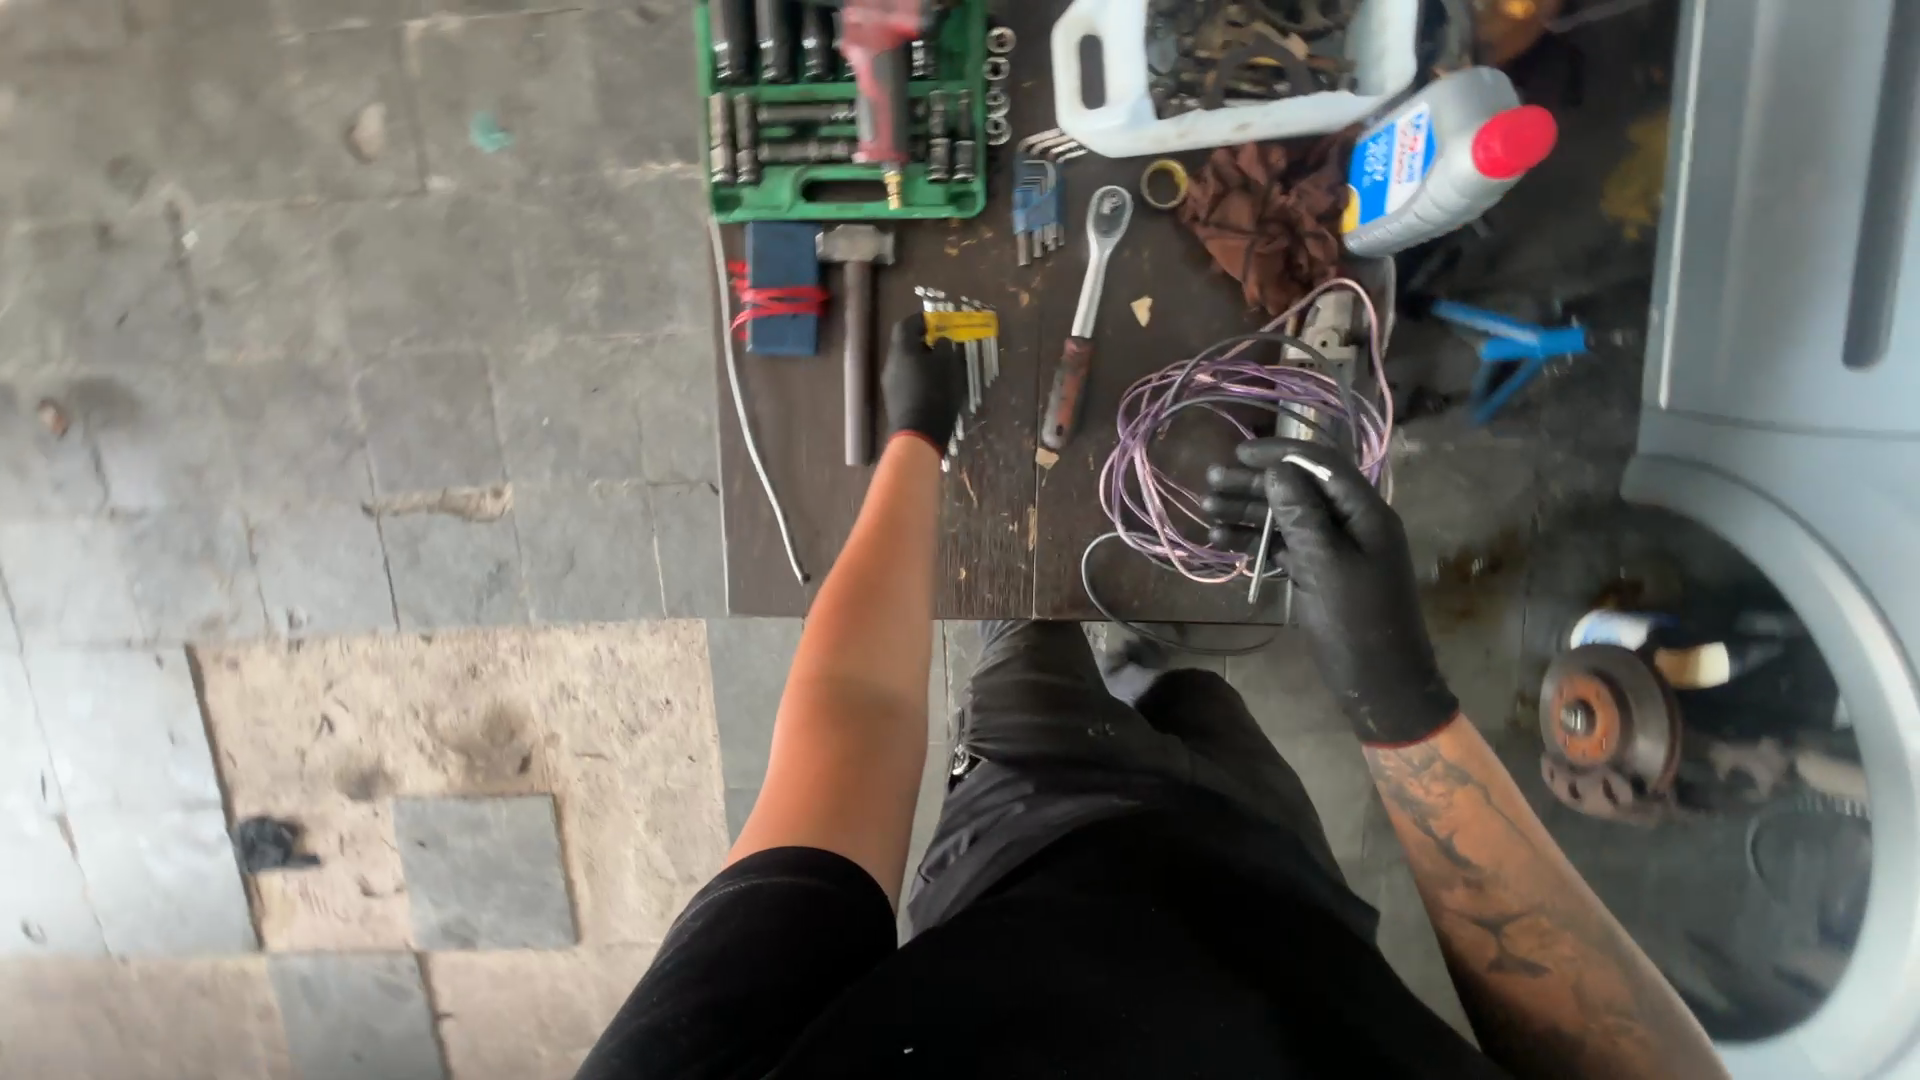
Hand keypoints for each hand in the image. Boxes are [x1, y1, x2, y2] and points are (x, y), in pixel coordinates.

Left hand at [882, 314, 966, 452]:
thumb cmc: (936, 393)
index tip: (936, 322)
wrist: (919, 432)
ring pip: (905, 362)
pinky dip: (917, 375)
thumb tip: (940, 341)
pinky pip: (905, 378)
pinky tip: (931, 384)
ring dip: (920, 360)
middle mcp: (891, 362)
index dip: (921, 320)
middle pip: (904, 344)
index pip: (906, 325)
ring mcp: (889, 382)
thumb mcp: (948, 365)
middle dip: (922, 341)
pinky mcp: (893, 399)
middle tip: (940, 343)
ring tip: (939, 365)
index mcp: (902, 349)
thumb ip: (944, 347)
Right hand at [1203, 438, 1456, 745]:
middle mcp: (1350, 522)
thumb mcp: (1325, 564)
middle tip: (1210, 482)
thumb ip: (1301, 515)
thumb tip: (1277, 471)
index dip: (1279, 453)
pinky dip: (1254, 541)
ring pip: (1285, 517)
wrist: (1379, 682)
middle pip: (1297, 489)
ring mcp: (1334, 548)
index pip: (1321, 464)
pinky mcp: (1319, 571)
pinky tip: (1222, 540)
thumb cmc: (1356, 622)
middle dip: (1253, 484)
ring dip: (1246, 512)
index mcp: (1365, 512)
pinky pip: (1283, 545)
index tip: (1238, 454)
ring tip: (1206, 511)